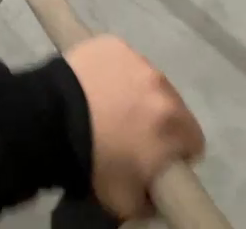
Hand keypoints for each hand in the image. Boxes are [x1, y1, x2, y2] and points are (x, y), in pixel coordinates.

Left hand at [64, 35, 204, 219]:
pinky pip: (122, 59)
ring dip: (136, 91)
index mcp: (175, 123)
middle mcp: (162, 85)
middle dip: (157, 119)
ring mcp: (137, 59)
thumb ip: (153, 198)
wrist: (52, 119)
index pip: (193, 140)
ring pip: (146, 80)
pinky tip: (96, 83)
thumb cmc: (94, 161)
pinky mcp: (112, 42)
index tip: (157, 157)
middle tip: (130, 131)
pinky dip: (114, 70)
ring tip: (108, 104)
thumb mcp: (130, 202)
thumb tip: (155, 191)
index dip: (177, 152)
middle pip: (171, 106)